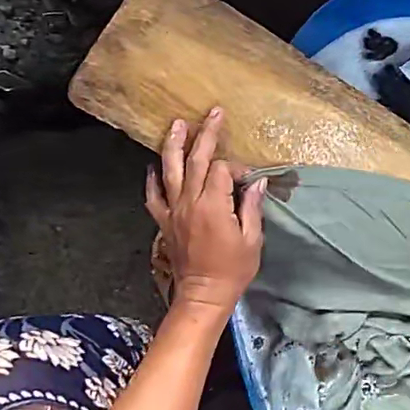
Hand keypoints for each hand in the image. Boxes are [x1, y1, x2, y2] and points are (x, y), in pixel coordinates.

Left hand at [144, 107, 265, 317]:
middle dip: (206, 133)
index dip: (235, 167)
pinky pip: (153, 196)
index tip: (247, 177)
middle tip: (214, 112)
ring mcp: (173, 211)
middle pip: (196, 160)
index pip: (221, 169)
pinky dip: (152, 180)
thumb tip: (257, 181)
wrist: (203, 297)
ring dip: (175, 144)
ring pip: (170, 170)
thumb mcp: (252, 239)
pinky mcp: (164, 222)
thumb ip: (251, 206)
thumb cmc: (233, 270)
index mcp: (213, 205)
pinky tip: (154, 166)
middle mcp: (189, 202)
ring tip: (178, 124)